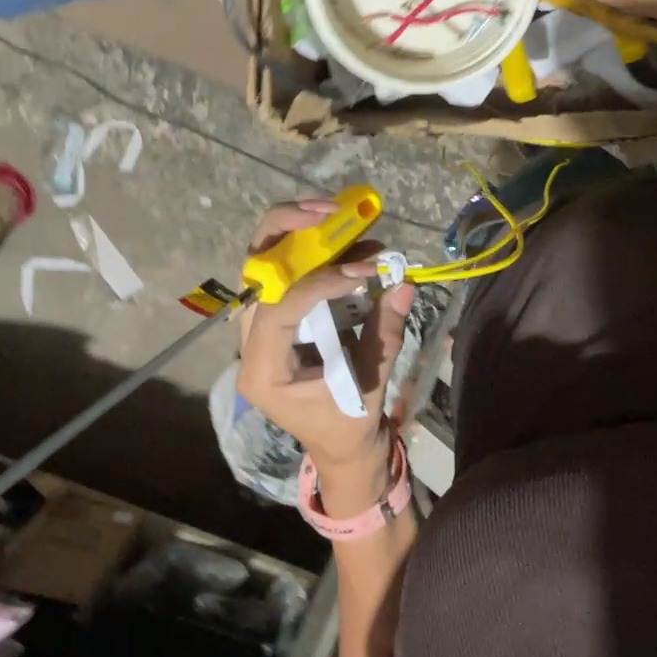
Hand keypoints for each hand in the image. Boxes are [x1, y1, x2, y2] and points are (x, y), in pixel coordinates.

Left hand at [235, 201, 413, 491]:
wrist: (339, 446)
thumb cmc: (349, 424)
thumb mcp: (370, 382)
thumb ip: (384, 332)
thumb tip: (405, 283)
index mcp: (263, 371)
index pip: (278, 312)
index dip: (316, 284)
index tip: (360, 271)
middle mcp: (250, 343)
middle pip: (255, 271)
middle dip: (288, 231)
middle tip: (329, 210)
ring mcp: (260, 326)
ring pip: (266, 262)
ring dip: (299, 230)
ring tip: (340, 212)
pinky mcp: (278, 315)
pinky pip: (287, 271)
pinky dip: (314, 247)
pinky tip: (347, 235)